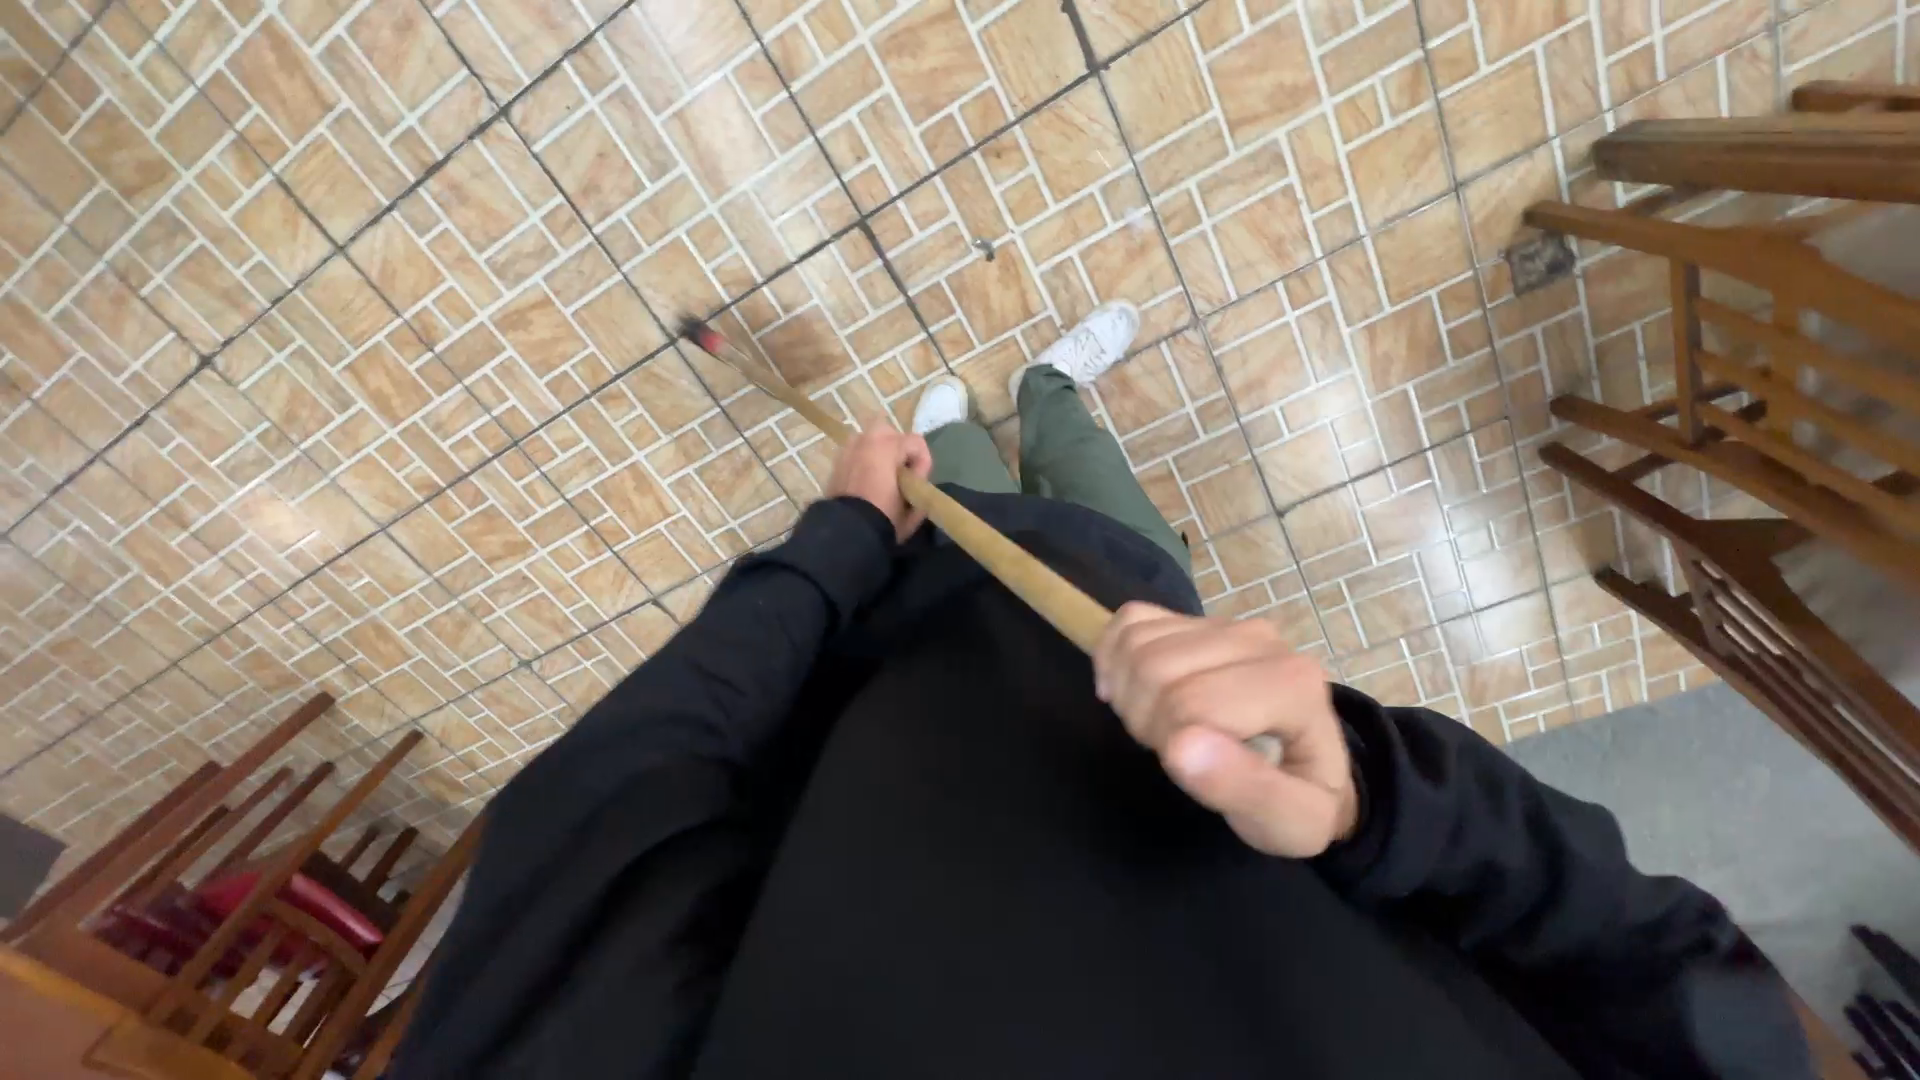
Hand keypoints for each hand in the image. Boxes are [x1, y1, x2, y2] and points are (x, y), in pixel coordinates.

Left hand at [825, 429, 932, 541]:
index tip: (918, 484)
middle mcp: (866, 440)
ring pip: (870, 440)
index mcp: (887, 446)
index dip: (922, 463)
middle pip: (890, 433)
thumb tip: (916, 480)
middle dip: (899, 450)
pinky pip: (856, 453)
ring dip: (880, 453)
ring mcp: (848, 449)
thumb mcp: (915, 507)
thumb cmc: (885, 518)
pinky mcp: (836, 462)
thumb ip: (922, 486)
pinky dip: (864, 461)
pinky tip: (866, 481)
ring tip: (883, 477)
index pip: (916, 442)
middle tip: (901, 474)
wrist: (847, 531)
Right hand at [1093, 601, 1357, 857]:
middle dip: (1146, 720)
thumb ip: (1246, 790)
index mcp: (1292, 684)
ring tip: (1159, 724)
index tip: (1194, 772)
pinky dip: (1112, 657)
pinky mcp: (1195, 619)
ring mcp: (1225, 623)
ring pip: (1137, 643)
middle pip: (1155, 667)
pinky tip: (1130, 690)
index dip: (1171, 745)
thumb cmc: (1299, 801)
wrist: (1306, 768)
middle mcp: (1260, 640)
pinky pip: (1130, 620)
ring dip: (1130, 694)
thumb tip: (1182, 745)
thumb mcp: (1290, 821)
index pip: (1190, 702)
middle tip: (1172, 750)